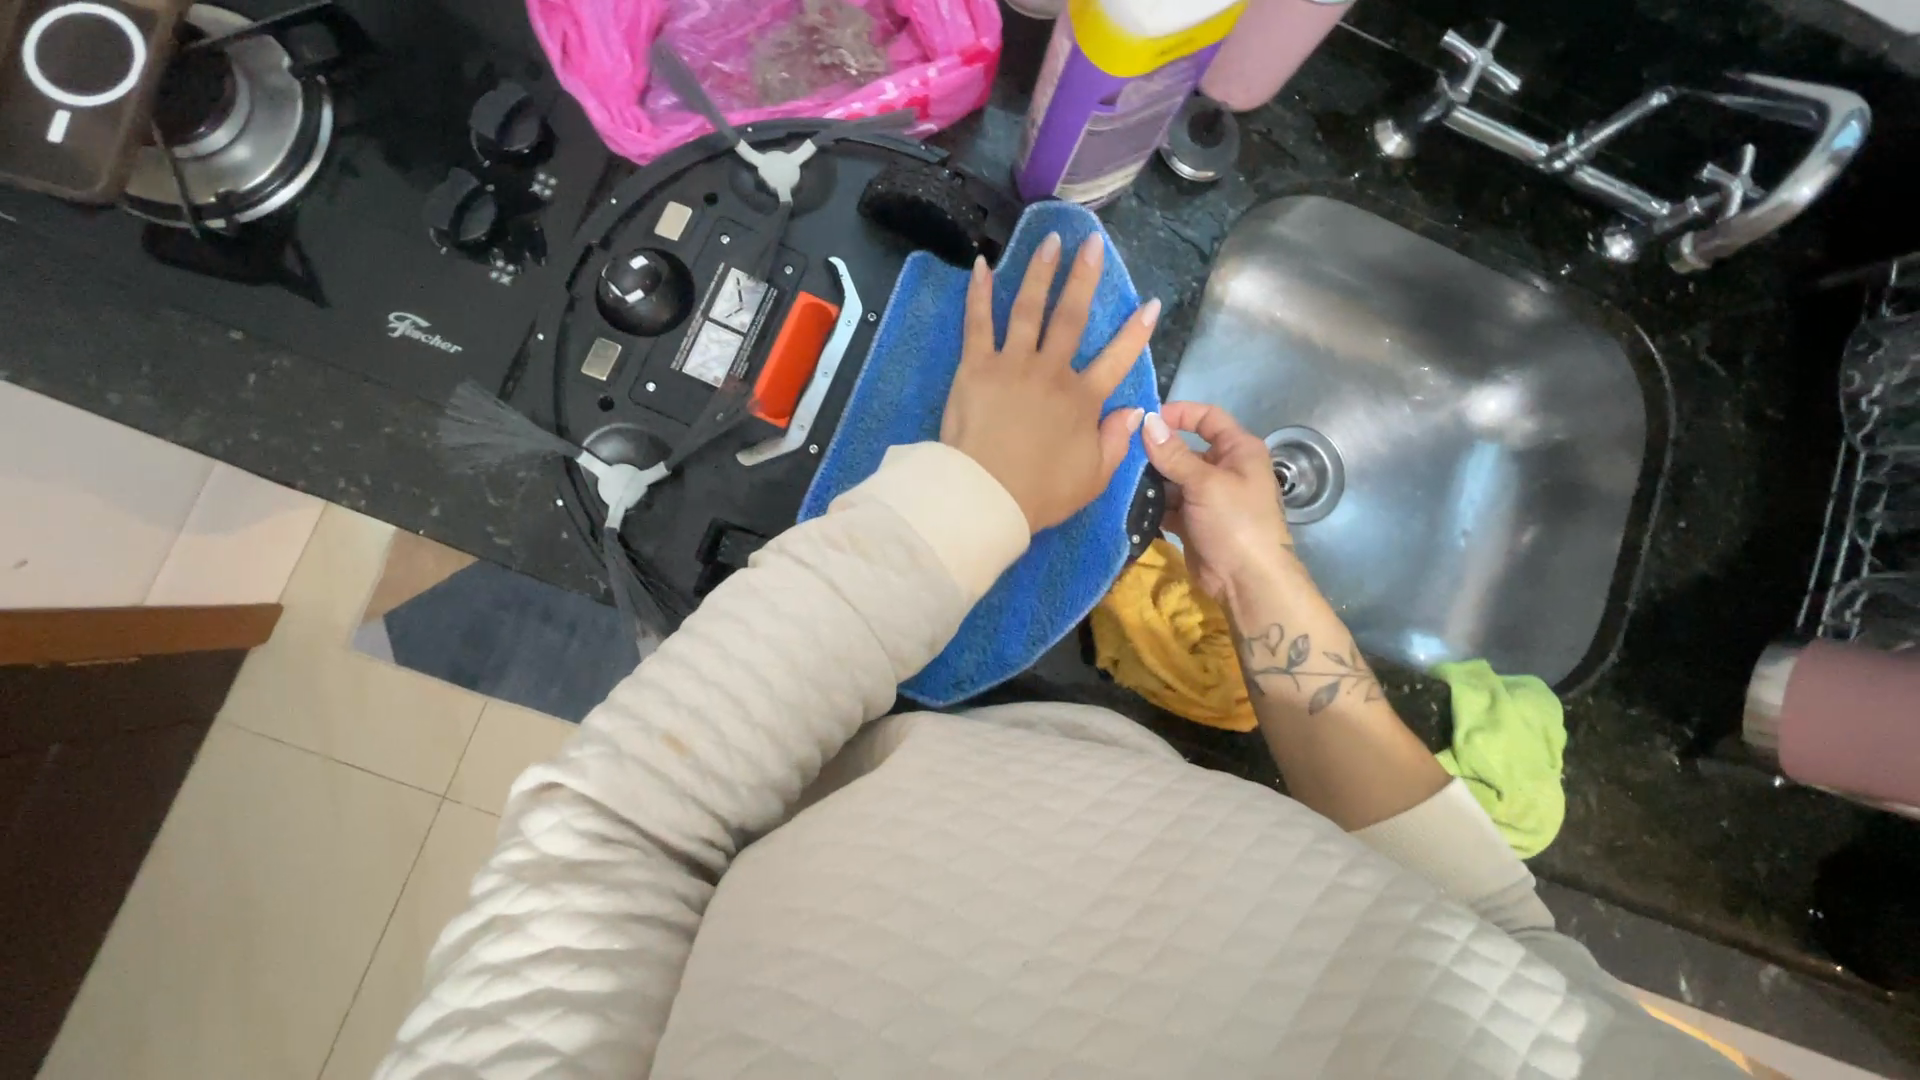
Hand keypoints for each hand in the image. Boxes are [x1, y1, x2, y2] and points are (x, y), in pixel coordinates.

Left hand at [941, 232, 1160, 530]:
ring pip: (1029, 309)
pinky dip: (979, 294)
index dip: (1136, 332)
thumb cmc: (1040, 494)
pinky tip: (981, 266)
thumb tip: (1135, 411)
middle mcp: (1052, 372)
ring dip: (1040, 272)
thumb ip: (1117, 443)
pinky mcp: (976, 366)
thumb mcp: (1093, 478)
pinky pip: (978, 323)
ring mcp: (1013, 364)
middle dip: (1084, 278)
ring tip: (1049, 242)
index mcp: (1083, 400)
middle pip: (1072, 317)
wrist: (986, 496)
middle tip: (1091, 244)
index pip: (1117, 359)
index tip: (1150, 305)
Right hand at [1139, 403, 1296, 606]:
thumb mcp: (1205, 483)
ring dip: (1150, 479)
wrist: (1246, 580)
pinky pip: (1168, 504)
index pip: (1208, 418)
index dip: (1179, 413)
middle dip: (1156, 450)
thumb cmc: (1236, 522)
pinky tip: (1128, 500)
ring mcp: (1207, 496)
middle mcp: (1224, 468)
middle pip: (1184, 449)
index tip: (1146, 419)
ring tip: (1119, 476)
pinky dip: (1152, 503)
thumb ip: (1173, 454)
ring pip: (1172, 478)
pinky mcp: (1192, 520)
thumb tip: (1148, 422)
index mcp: (1238, 450)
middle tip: (1121, 451)